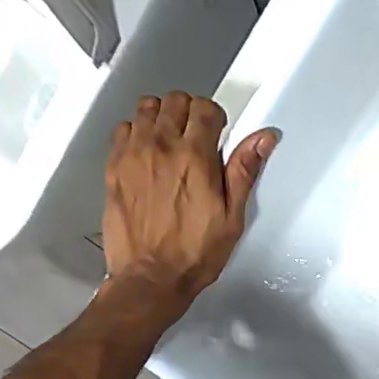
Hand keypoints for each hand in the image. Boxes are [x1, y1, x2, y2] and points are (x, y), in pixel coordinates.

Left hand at [103, 91, 277, 305]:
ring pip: (147, 108)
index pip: (205, 109)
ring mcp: (133, 154)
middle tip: (197, 137)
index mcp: (195, 158)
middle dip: (191, 113)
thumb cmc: (194, 254)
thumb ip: (244, 171)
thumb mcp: (232, 217)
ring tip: (172, 142)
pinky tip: (149, 153)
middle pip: (176, 101)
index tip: (218, 135)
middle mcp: (162, 147)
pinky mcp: (114, 166)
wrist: (151, 277)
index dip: (216, 118)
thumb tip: (263, 139)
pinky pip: (124, 128)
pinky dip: (138, 131)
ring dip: (163, 117)